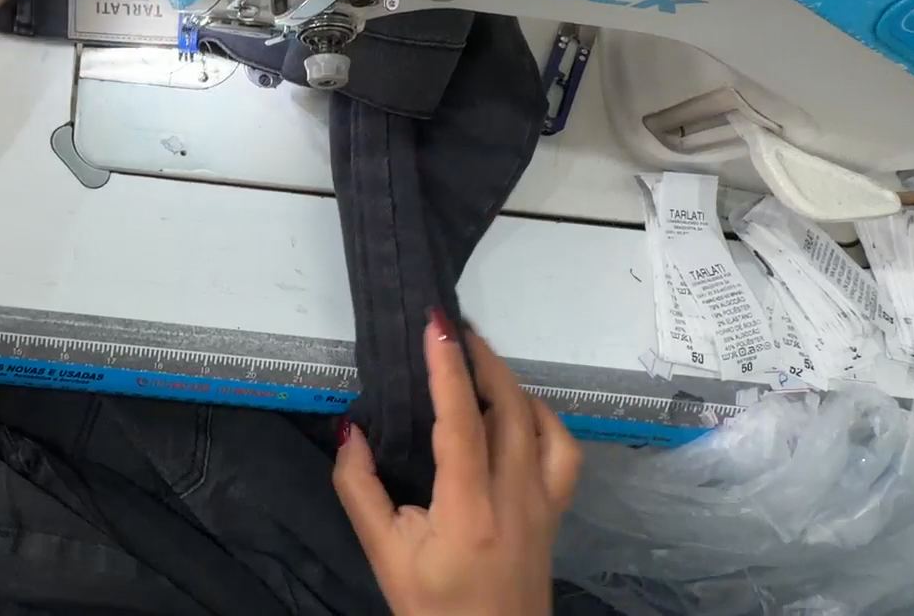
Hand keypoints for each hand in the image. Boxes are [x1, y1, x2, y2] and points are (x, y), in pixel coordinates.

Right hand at [334, 311, 581, 615]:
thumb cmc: (433, 605)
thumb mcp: (382, 551)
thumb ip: (359, 486)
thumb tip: (350, 428)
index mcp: (470, 509)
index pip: (463, 422)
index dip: (449, 369)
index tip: (436, 325)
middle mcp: (517, 500)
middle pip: (513, 411)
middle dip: (483, 359)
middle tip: (452, 327)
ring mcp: (545, 507)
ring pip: (545, 427)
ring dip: (513, 383)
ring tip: (480, 361)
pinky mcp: (555, 514)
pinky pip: (563, 453)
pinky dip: (542, 417)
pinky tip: (517, 408)